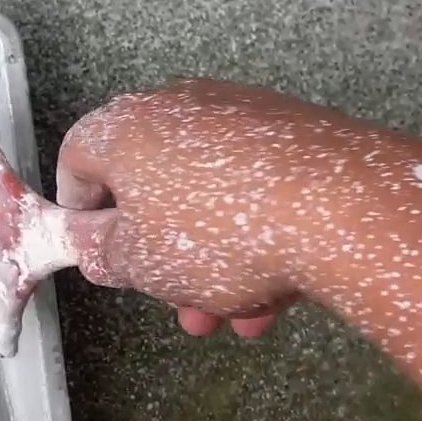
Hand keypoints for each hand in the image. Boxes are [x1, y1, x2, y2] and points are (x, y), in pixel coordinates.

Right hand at [56, 80, 421, 338]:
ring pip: (202, 192)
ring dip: (208, 256)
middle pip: (146, 183)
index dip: (77, 207)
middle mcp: (173, 107)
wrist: (346, 207)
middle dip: (157, 250)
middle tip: (169, 295)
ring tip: (231, 313)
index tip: (92, 243)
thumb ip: (104, 254)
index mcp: (123, 127)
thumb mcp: (143, 262)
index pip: (76, 158)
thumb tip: (96, 247)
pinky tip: (273, 290)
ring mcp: (234, 113)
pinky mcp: (286, 128)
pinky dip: (250, 231)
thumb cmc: (225, 228)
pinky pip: (250, 184)